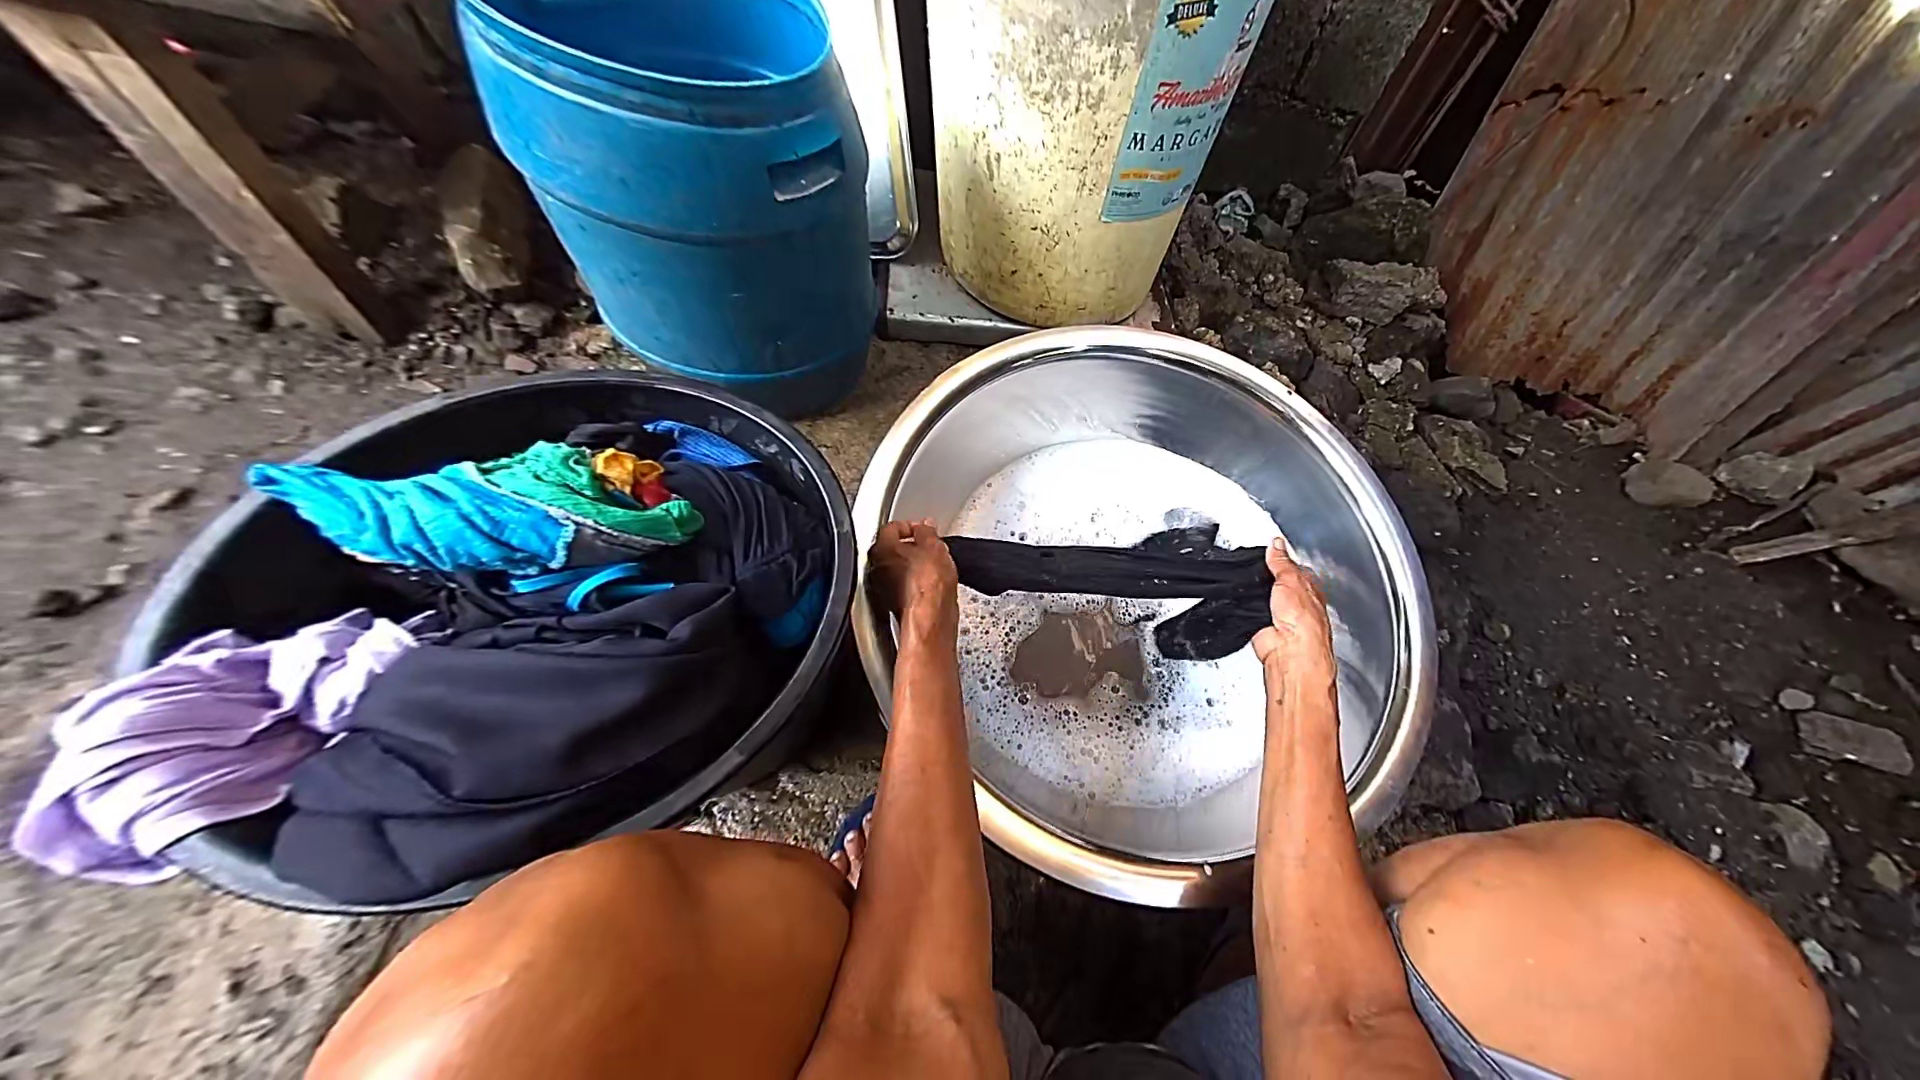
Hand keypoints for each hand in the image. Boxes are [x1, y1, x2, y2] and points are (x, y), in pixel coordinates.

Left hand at [869, 520, 958, 642]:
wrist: (930, 618)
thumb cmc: (928, 585)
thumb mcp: (935, 547)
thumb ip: (927, 533)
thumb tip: (926, 527)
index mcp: (881, 549)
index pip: (892, 528)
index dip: (910, 526)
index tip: (924, 529)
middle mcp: (876, 569)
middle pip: (892, 550)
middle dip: (911, 547)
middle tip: (929, 547)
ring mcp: (883, 589)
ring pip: (897, 570)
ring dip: (913, 567)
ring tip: (933, 568)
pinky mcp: (894, 606)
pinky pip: (903, 588)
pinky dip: (914, 585)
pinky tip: (930, 586)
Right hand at [1251, 537, 1334, 687]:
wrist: (1289, 651)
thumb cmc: (1302, 622)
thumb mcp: (1290, 579)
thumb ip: (1281, 562)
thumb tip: (1276, 544)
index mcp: (1308, 589)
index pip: (1294, 568)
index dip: (1281, 558)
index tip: (1269, 548)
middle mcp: (1296, 604)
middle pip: (1277, 582)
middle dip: (1265, 576)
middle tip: (1256, 566)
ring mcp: (1279, 617)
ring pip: (1263, 597)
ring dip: (1255, 594)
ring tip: (1248, 586)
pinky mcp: (1263, 627)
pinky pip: (1251, 612)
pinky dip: (1246, 608)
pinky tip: (1245, 605)